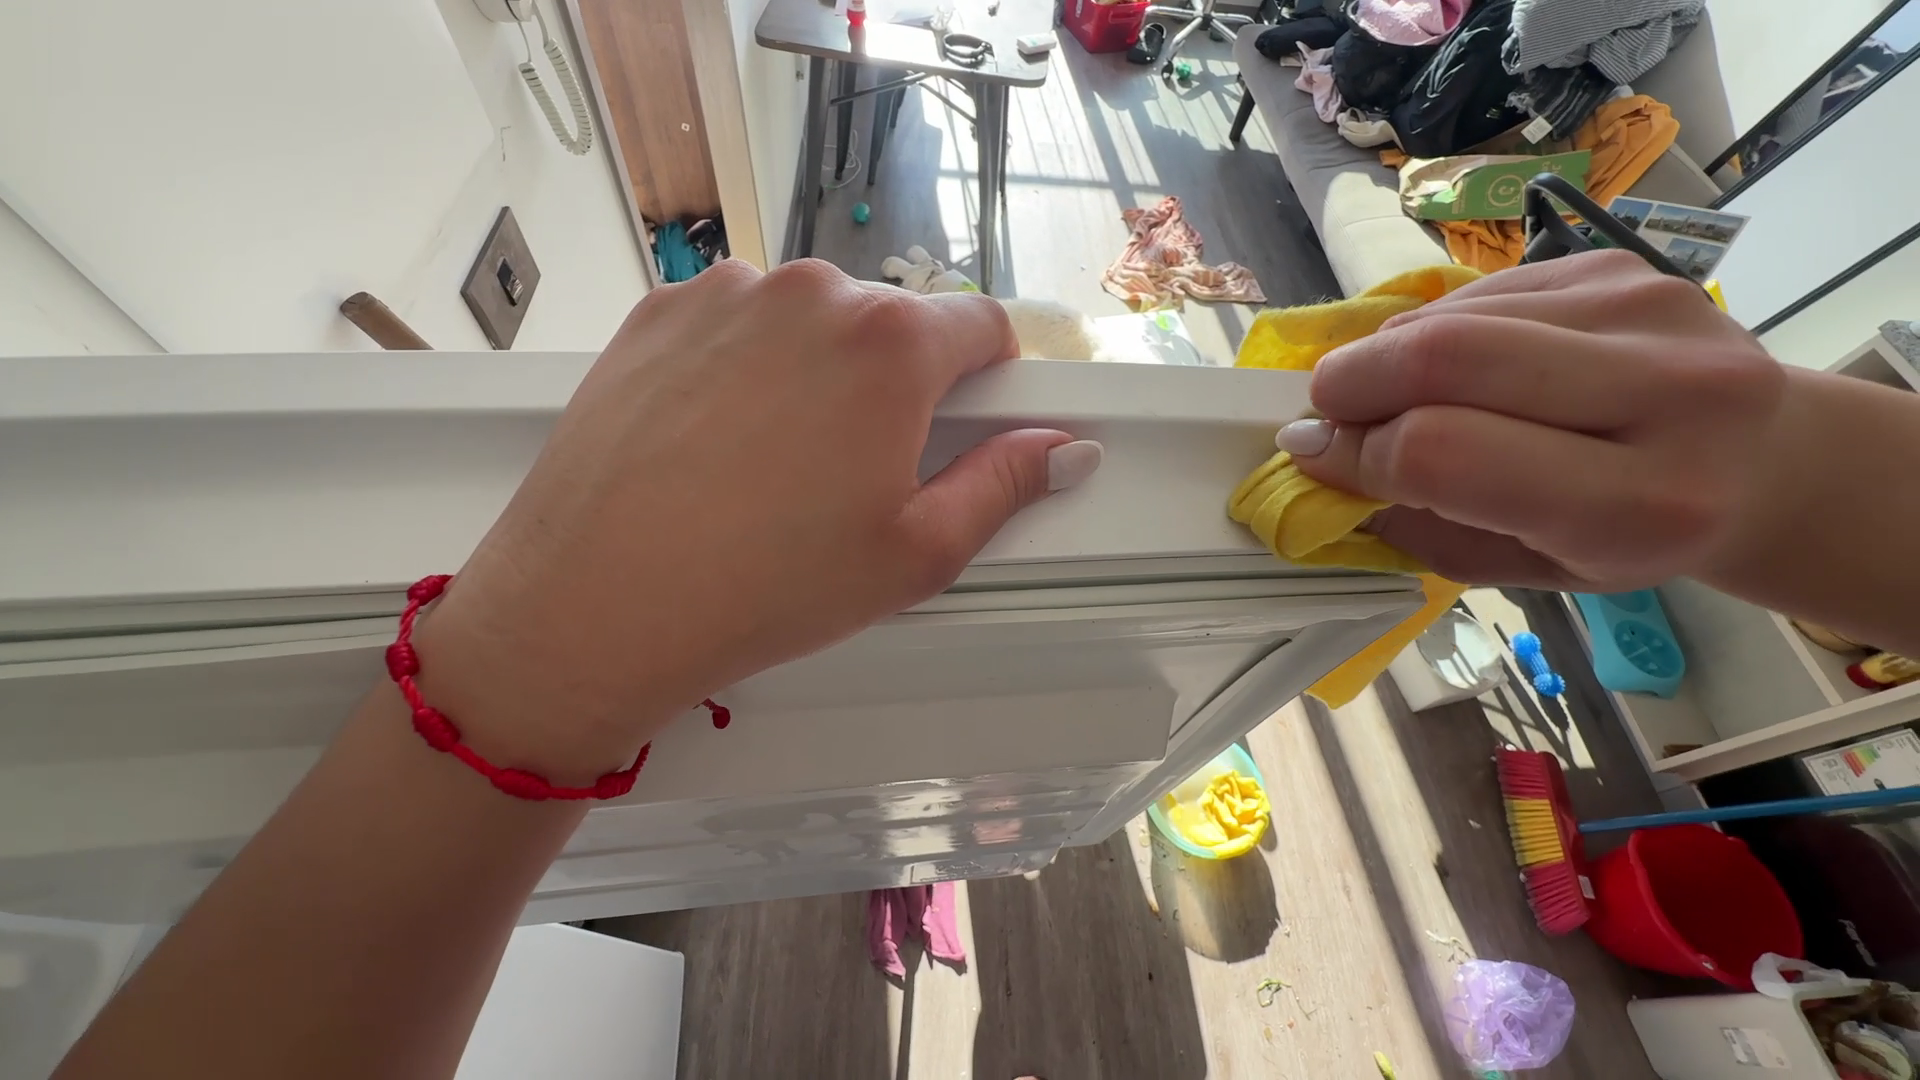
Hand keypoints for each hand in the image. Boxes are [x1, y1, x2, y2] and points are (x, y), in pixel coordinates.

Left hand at [414, 260, 1101, 778]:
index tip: (961, 428)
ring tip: (781, 462)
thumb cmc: (768, 587)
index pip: (982, 325)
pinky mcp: (660, 311)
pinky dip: (752, 364)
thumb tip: (1066, 448)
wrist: (595, 603)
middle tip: (860, 470)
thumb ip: (1005, 484)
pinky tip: (723, 439)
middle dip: (898, 383)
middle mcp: (812, 293)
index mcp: (890, 345)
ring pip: (815, 321)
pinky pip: (741, 322)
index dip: (986, 380)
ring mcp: (727, 293)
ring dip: (821, 372)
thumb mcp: (916, 553)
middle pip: (893, 322)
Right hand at [1273, 249, 1786, 590]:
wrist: (1759, 464)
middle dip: (1350, 381)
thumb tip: (1318, 455)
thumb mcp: (1516, 565)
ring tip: (1390, 394)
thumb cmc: (1620, 538)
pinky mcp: (1621, 264)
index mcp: (1639, 503)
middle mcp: (1666, 391)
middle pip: (1442, 358)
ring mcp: (1648, 308)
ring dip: (1384, 357)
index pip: (1440, 451)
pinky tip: (1447, 368)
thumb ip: (1414, 520)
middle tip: (1327, 410)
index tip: (1316, 457)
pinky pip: (1474, 293)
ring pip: (1448, 317)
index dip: (1355, 452)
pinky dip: (1427, 332)